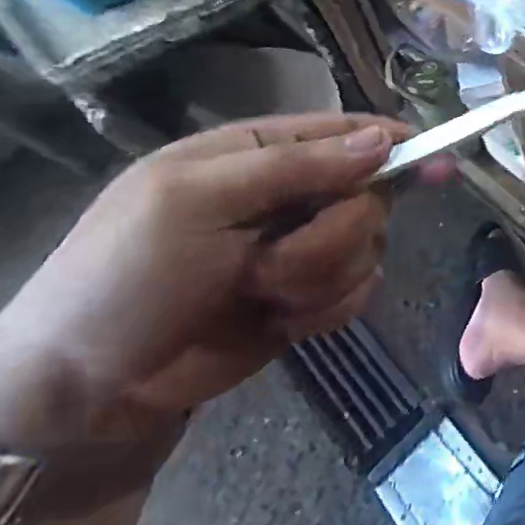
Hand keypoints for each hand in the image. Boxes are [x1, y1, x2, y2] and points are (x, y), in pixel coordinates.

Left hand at [0, 114, 409, 451]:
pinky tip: (280, 322)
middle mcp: (285, 194)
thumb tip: (381, 140)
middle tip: (280, 261)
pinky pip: (355, 289)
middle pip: (366, 194)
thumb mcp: (197, 203)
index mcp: (254, 153)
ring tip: (263, 295)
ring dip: (322, 275)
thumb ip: (294, 167)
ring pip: (367, 245)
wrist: (87, 392)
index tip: (437, 161)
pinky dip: (324, 308)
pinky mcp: (306, 296)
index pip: (342, 132)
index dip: (393, 143)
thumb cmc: (126, 277)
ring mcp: (298, 247)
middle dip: (336, 232)